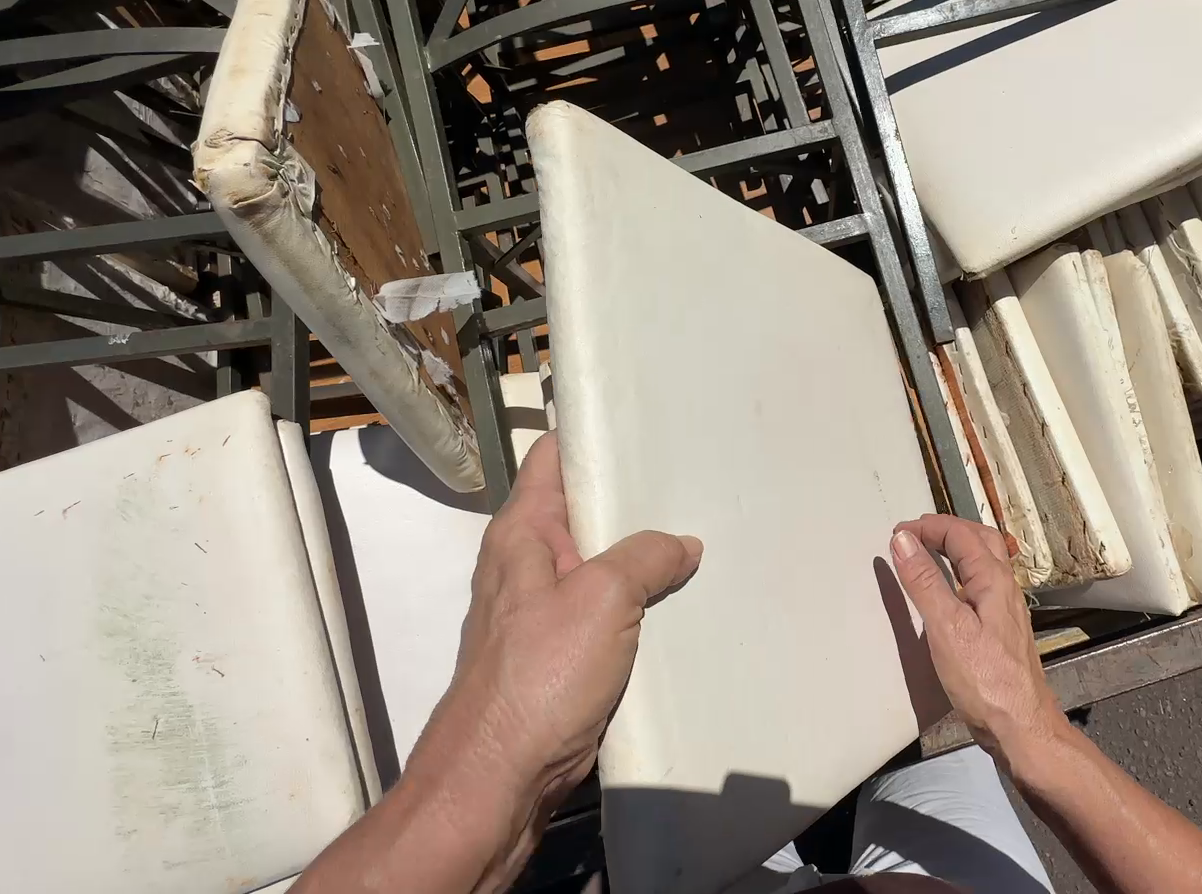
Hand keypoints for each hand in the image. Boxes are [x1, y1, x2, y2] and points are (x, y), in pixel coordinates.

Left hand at [402, 432, 702, 887]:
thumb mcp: (601, 598)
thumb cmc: (540, 674)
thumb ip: (646, 558)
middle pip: (587, 507)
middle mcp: (532, 560)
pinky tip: (683, 590)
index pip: (553, 456)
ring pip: (603, 558)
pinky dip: (643, 594)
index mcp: (523, 532)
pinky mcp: (568, 647)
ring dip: (644, 549)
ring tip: (700, 525)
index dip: (594, 435)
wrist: (502, 778)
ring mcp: (550, 606)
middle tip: (694, 475)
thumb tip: (684, 545)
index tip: (648, 422)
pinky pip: (612, 603)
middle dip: (636, 495)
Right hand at [889, 513, 1067, 767]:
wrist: (1022, 728)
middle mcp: (1004, 587)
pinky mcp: (1001, 629)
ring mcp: (1005, 608)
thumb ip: (924, 581)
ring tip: (928, 550)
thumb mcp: (946, 627)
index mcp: (993, 579)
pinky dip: (960, 571)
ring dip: (956, 547)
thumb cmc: (984, 679)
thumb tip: (903, 539)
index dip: (928, 527)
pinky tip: (948, 590)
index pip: (960, 533)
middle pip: (979, 539)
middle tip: (915, 533)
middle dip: (946, 528)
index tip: (897, 533)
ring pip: (983, 561)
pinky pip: (980, 583)